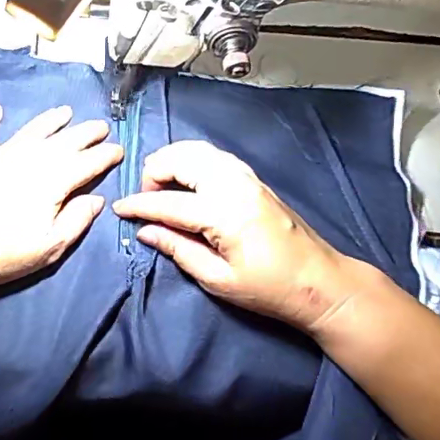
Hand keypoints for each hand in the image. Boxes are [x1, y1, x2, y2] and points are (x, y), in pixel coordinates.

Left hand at [0, 104, 122, 293]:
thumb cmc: (4, 252)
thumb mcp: (51, 246)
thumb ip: (76, 220)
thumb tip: (96, 200)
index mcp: (55, 180)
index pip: (89, 162)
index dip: (106, 155)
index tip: (118, 150)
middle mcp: (32, 159)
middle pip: (66, 140)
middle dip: (87, 132)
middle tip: (101, 127)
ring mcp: (3, 154)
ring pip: (34, 130)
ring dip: (51, 120)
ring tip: (65, 112)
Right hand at [112, 140, 390, 340]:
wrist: (321, 282)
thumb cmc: (269, 289)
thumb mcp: (218, 279)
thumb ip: (178, 249)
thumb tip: (145, 231)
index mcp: (223, 213)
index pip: (167, 202)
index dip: (138, 205)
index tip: (118, 209)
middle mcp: (233, 184)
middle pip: (179, 160)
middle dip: (153, 174)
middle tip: (147, 201)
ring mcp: (246, 176)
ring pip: (196, 150)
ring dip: (171, 162)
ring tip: (162, 189)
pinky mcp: (253, 177)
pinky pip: (212, 155)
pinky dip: (191, 160)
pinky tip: (186, 182)